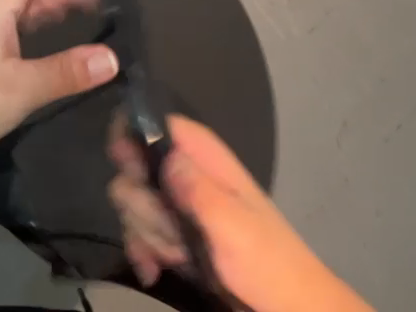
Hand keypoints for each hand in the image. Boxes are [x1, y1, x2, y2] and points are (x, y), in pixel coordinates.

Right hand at [108, 114, 371, 311]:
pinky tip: (154, 269)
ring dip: (147, 234)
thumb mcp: (233, 225)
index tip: (128, 168)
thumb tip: (165, 154)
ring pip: (135, 200)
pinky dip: (141, 250)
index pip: (158, 122)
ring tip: (176, 257)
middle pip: (136, 166)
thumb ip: (197, 188)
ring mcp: (181, 205)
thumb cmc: (267, 263)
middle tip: (170, 232)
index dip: (133, 135)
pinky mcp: (175, 232)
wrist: (287, 307)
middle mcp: (189, 173)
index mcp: (205, 157)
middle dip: (142, 205)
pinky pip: (139, 230)